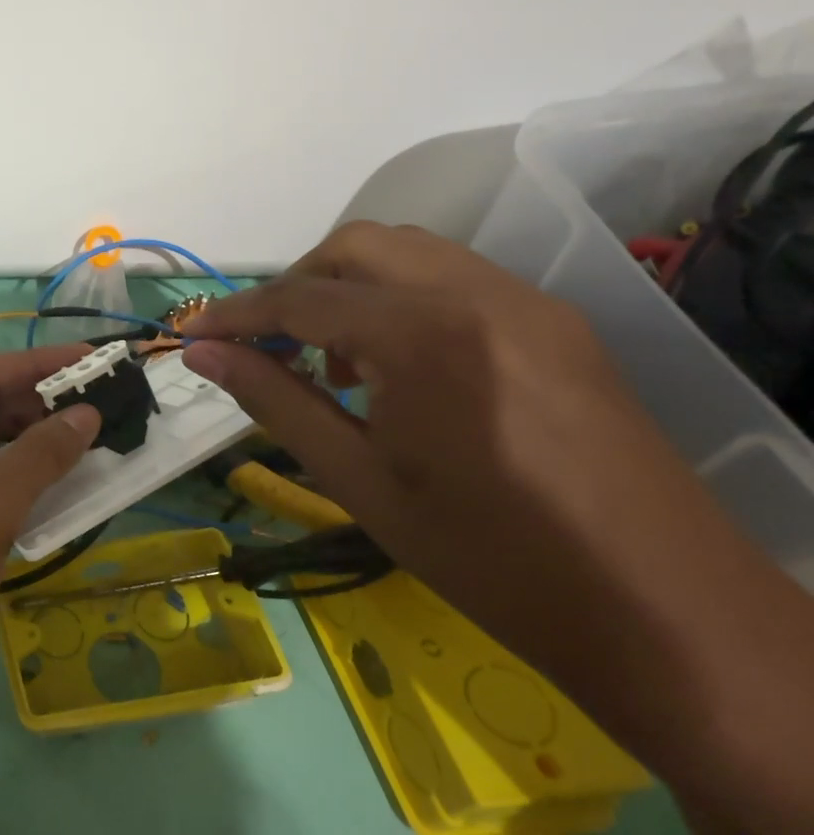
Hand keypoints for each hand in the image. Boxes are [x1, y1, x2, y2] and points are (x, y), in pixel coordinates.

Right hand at [178, 222, 813, 831]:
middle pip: (358, 246)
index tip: (193, 335)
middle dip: (296, 283)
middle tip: (266, 345)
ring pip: (413, 254)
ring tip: (333, 362)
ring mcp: (530, 305)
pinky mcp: (559, 326)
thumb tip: (202, 355)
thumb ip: (276, 401)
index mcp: (424, 338)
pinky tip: (399, 370)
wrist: (660, 607)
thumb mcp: (359, 481)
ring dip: (352, 288)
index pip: (302, 298)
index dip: (237, 314)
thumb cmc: (487, 555)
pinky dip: (404, 300)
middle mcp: (479, 296)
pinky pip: (459, 281)